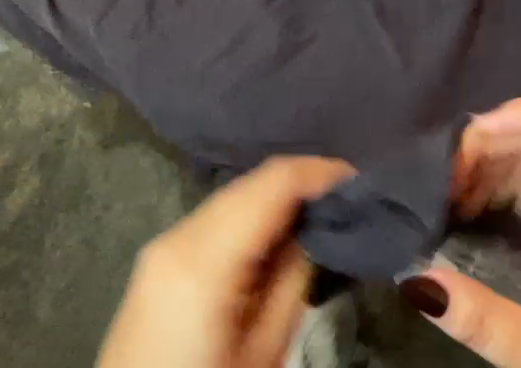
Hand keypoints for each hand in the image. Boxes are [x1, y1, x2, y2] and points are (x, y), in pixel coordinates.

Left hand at [97, 155, 352, 367]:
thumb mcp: (264, 349)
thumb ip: (292, 279)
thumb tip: (314, 228)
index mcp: (205, 258)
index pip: (274, 182)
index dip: (321, 171)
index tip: (361, 181)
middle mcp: (179, 235)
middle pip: (253, 183)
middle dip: (302, 183)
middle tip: (348, 198)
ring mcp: (163, 244)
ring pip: (235, 196)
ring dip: (278, 197)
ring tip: (321, 213)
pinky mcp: (159, 259)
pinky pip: (217, 217)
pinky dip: (252, 214)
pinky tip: (277, 233)